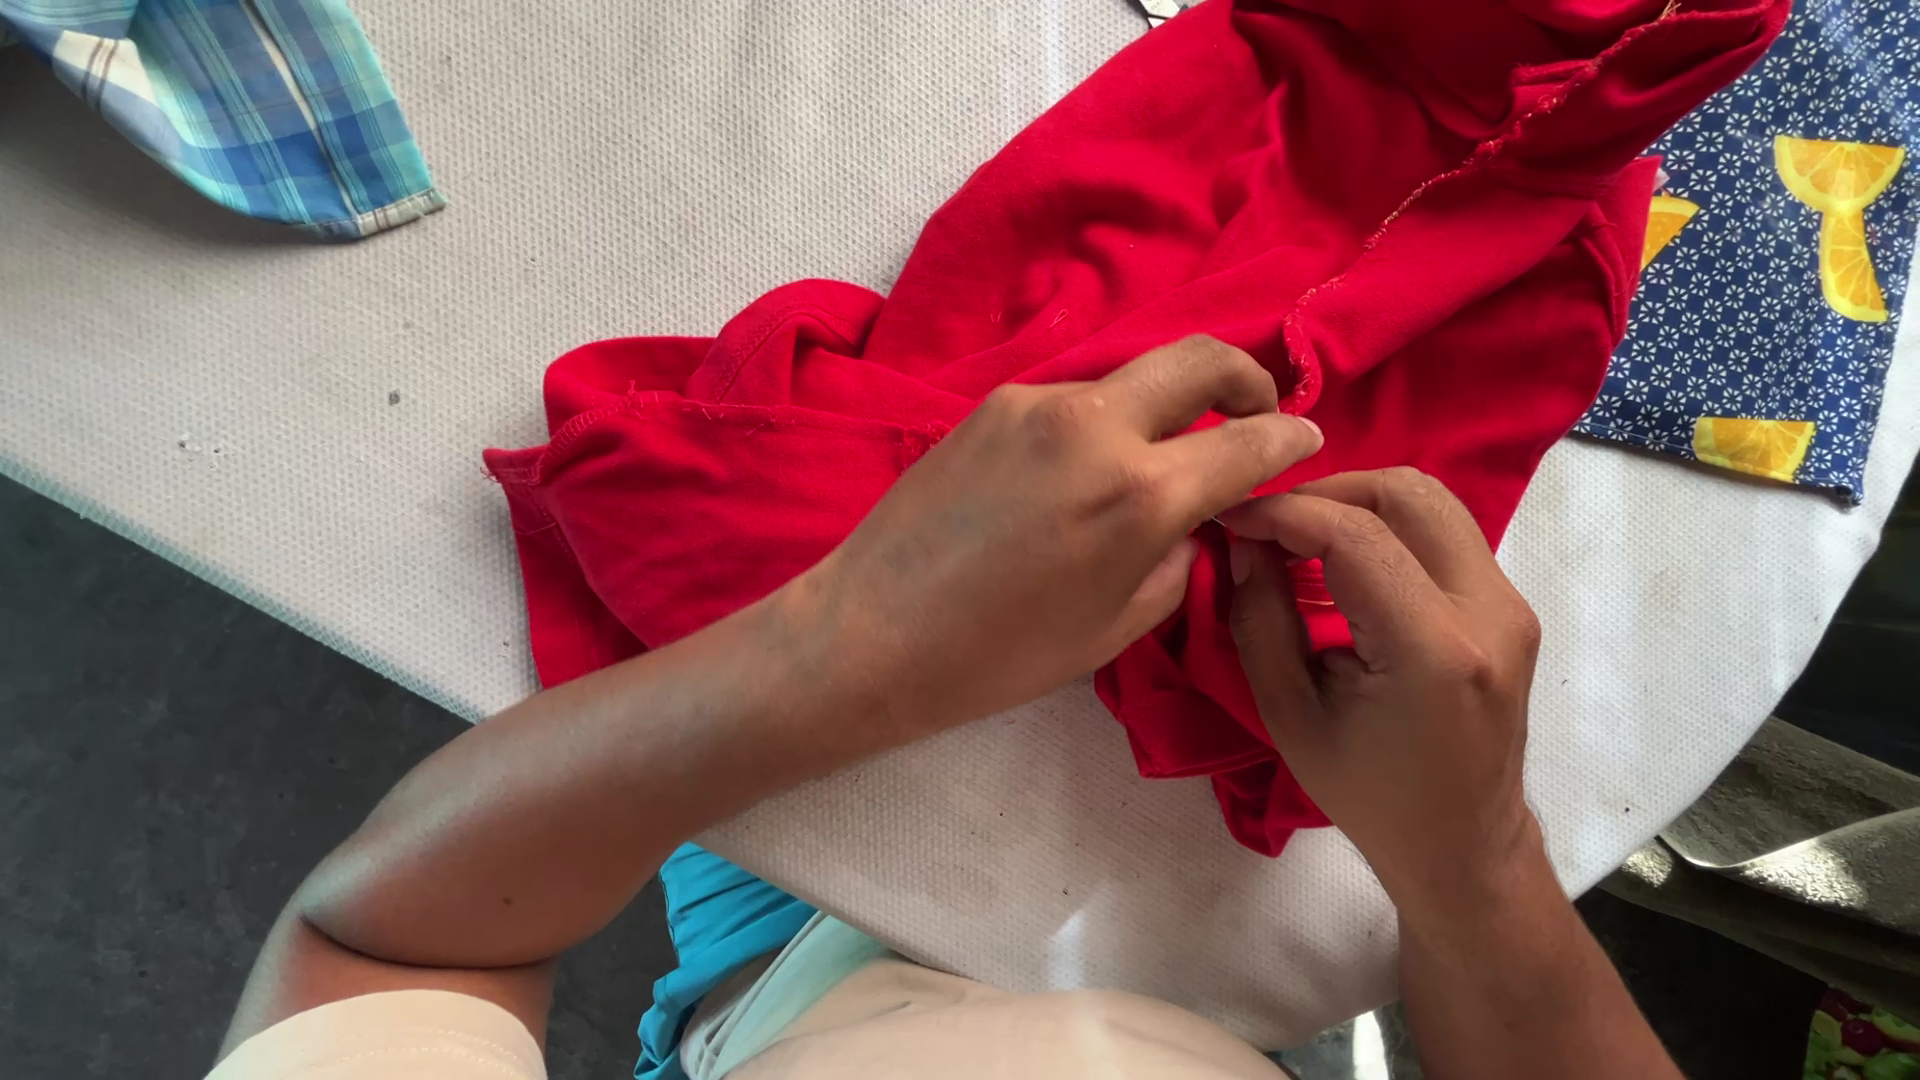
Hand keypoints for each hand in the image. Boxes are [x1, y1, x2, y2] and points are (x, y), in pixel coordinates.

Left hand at [781, 336, 1322, 732]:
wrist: (873, 629)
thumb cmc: (999, 654)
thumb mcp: (1116, 625)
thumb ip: (1178, 555)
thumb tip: (1198, 515)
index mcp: (1140, 492)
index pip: (1249, 440)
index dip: (1291, 438)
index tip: (1305, 439)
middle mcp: (1096, 424)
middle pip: (1202, 357)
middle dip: (1248, 378)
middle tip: (1254, 414)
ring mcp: (1037, 401)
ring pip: (1133, 371)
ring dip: (1170, 395)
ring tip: (1169, 441)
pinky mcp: (992, 401)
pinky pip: (1075, 392)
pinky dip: (1108, 412)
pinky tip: (1090, 457)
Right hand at [1222, 468, 1545, 934]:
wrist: (1460, 844)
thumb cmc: (1365, 791)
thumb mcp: (1286, 712)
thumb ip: (1259, 617)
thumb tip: (1244, 543)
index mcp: (1433, 649)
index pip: (1354, 534)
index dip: (1280, 511)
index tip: (1227, 516)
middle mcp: (1489, 611)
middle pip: (1405, 493)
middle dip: (1321, 491)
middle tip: (1265, 524)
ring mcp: (1509, 604)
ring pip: (1428, 501)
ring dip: (1352, 503)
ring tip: (1293, 538)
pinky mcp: (1506, 606)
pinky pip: (1438, 532)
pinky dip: (1378, 527)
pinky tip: (1333, 563)